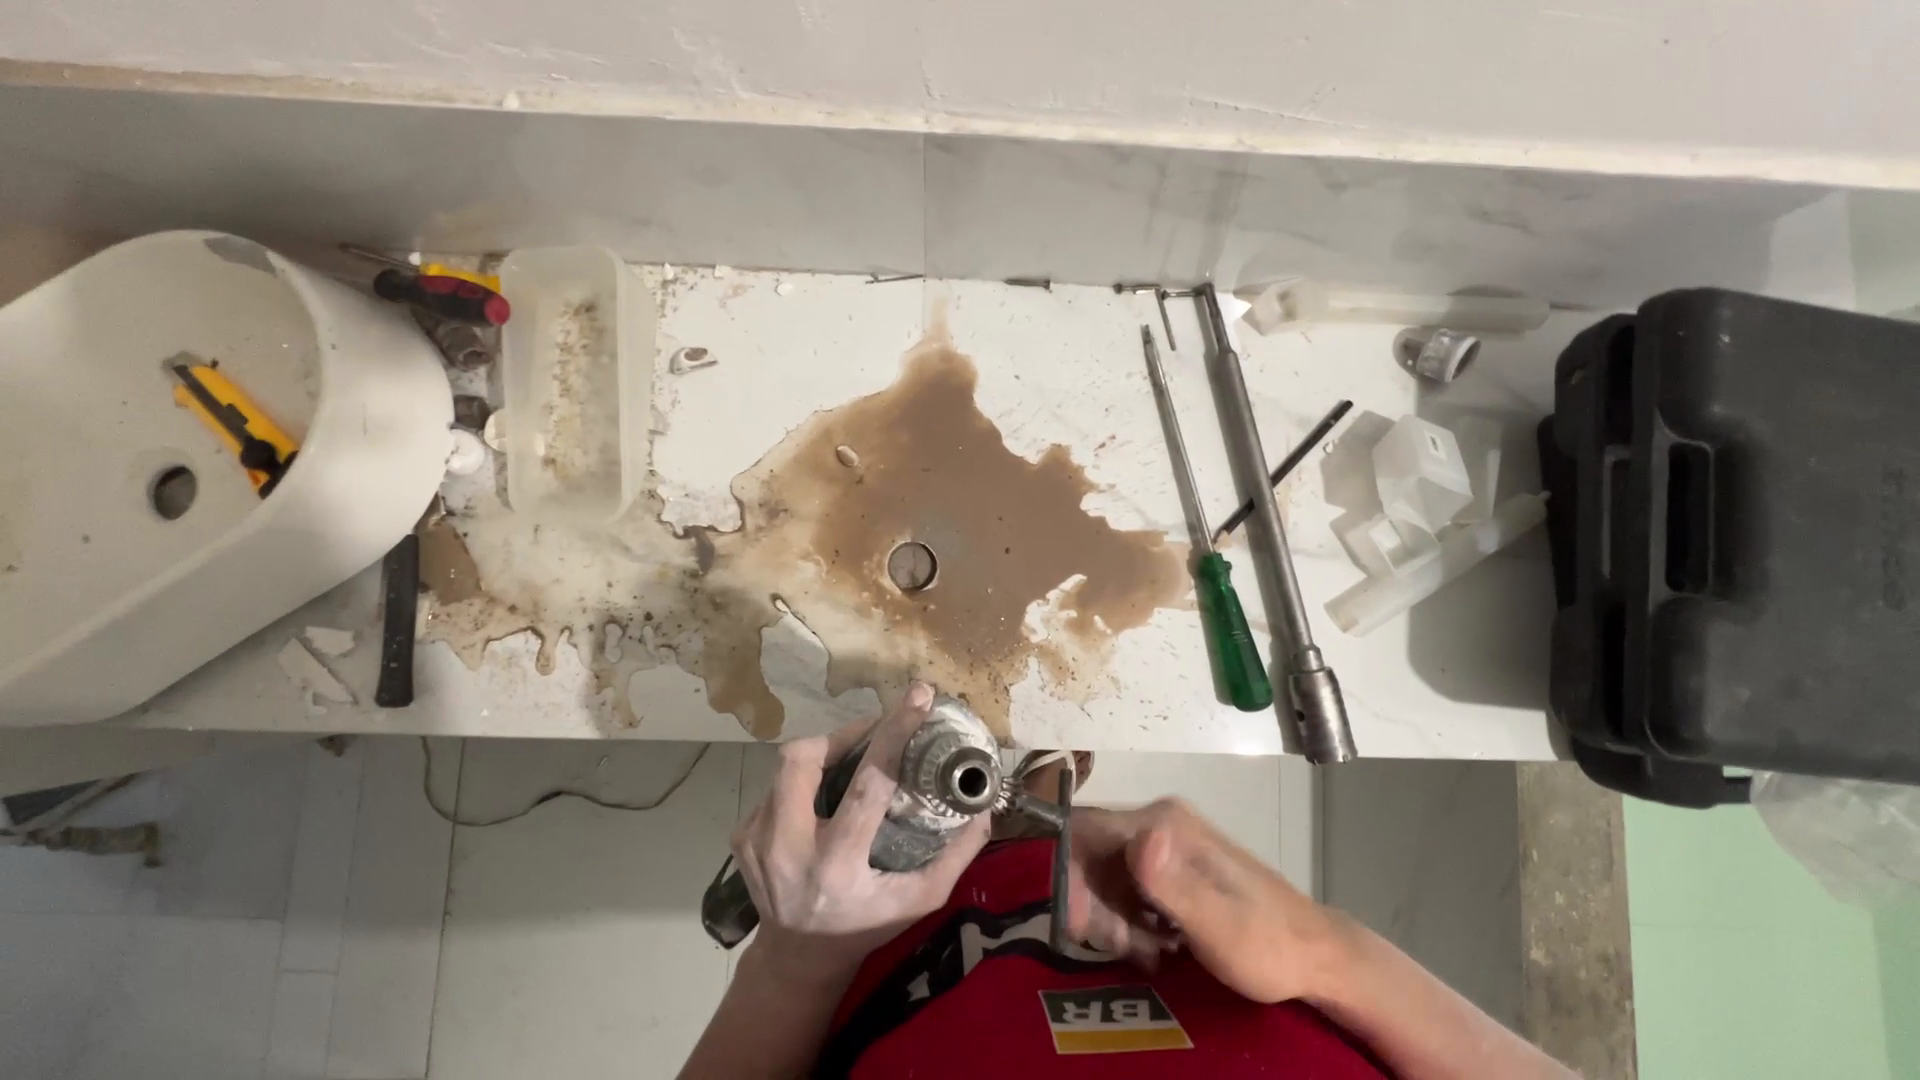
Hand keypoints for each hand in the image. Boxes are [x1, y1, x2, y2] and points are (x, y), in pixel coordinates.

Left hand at [730, 682, 991, 973]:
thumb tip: (984, 807)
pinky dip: (803, 779)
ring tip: (853, 758)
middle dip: (840, 735)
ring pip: (785, 766)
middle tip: (874, 732)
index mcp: (836, 865)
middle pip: (801, 759)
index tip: (917, 697)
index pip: (866, 784)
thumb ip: (954, 855)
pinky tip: (823, 796)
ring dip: (823, 753)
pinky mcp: (742, 836)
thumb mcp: (919, 901)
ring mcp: (756, 841)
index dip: (893, 734)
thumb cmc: (865, 926)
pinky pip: (775, 786)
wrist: (796, 958)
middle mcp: (787, 850)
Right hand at [1065, 798, 1344, 1003]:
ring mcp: (1166, 840)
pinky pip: (1125, 883)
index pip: (1087, 830)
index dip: (1070, 875)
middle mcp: (1160, 821)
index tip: (1079, 926)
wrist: (1317, 957)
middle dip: (1094, 904)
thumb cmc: (1269, 946)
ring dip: (1111, 916)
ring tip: (1145, 953)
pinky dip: (1127, 917)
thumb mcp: (1219, 926)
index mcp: (1166, 823)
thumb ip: (1175, 884)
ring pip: (1105, 872)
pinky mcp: (1172, 863)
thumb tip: (1140, 836)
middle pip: (1092, 853)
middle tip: (1121, 949)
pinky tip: (1153, 946)